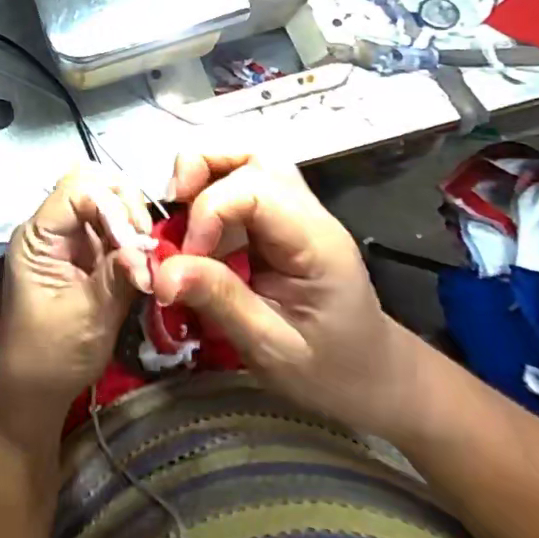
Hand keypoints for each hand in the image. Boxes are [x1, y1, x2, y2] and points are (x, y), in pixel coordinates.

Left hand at [0, 163, 152, 409]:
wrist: (33, 389)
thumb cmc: (52, 354)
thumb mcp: (90, 315)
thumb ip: (119, 275)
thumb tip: (149, 252)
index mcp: (38, 236)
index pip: (77, 189)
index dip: (113, 204)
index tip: (138, 238)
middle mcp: (49, 227)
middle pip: (91, 184)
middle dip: (125, 204)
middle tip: (147, 240)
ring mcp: (67, 238)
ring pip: (103, 200)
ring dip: (130, 218)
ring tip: (147, 250)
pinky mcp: (83, 252)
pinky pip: (110, 226)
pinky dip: (130, 234)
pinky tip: (143, 256)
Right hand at [152, 152, 424, 437]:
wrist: (375, 380)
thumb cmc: (332, 372)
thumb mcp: (273, 349)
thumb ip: (220, 301)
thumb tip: (162, 272)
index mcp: (315, 241)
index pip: (254, 190)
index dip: (208, 211)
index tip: (186, 256)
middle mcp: (306, 213)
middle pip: (252, 157)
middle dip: (201, 170)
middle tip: (173, 212)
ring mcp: (294, 213)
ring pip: (245, 162)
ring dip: (203, 177)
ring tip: (180, 217)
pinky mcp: (279, 222)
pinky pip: (240, 187)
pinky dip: (208, 196)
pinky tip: (195, 233)